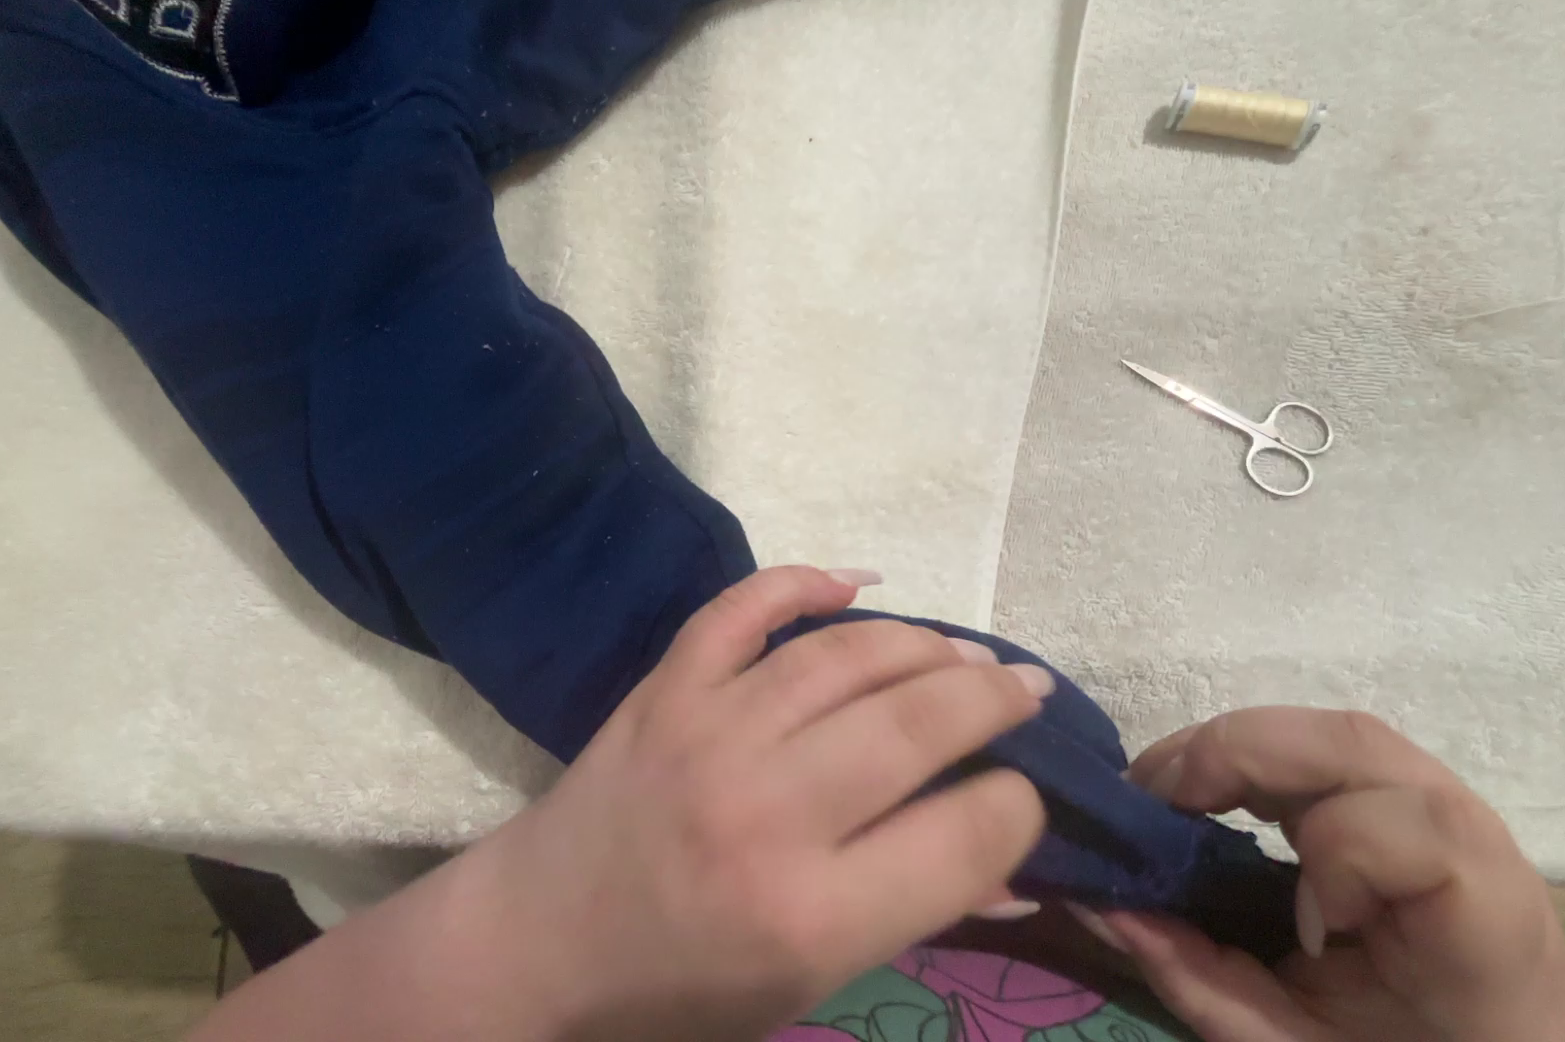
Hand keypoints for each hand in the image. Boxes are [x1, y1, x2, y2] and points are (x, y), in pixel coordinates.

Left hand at [418, 566, 1052, 1039]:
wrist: (541, 938)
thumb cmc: (682, 983)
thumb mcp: (810, 980)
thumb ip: (914, 911)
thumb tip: (1015, 856)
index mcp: (810, 913)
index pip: (964, 834)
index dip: (1017, 804)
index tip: (1022, 788)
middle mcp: (765, 810)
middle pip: (915, 723)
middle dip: (993, 696)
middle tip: (1023, 686)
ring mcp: (707, 730)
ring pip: (843, 655)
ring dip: (922, 642)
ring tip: (963, 650)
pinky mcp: (665, 687)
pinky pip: (741, 608)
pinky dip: (801, 582)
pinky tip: (853, 584)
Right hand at [1071, 708, 1564, 1041]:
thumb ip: (1193, 978)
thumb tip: (1095, 901)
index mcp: (1485, 936)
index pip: (1431, 837)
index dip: (1345, 853)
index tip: (1295, 925)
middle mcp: (1472, 843)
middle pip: (1357, 744)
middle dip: (1236, 752)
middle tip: (1156, 796)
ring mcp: (1429, 800)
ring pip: (1323, 728)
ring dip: (1224, 743)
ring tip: (1162, 790)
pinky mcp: (1385, 786)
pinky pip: (1305, 739)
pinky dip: (1234, 750)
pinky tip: (1199, 789)